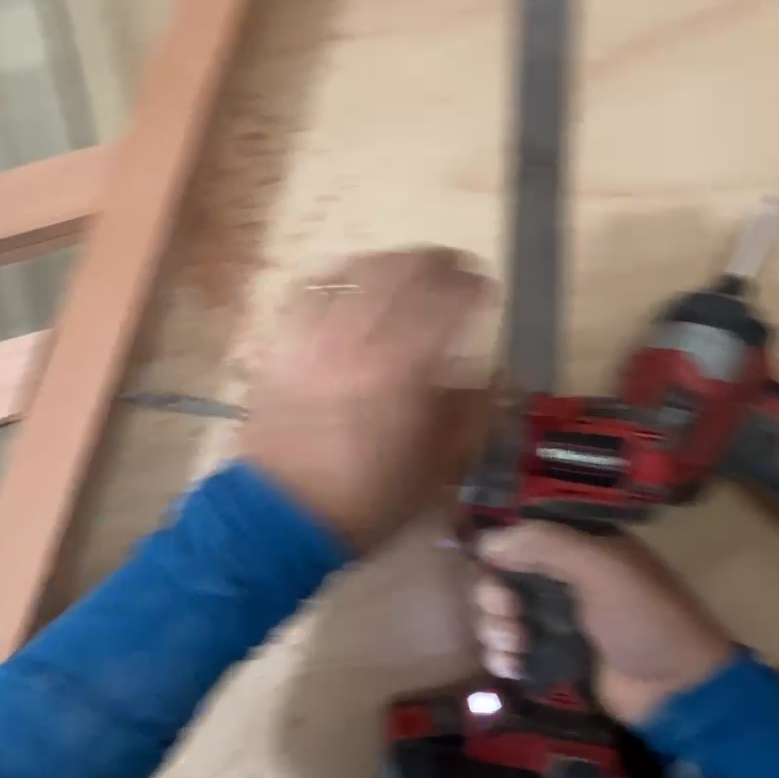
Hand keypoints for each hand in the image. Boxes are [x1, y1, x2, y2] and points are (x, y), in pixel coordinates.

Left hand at [240, 247, 492, 552]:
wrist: (281, 515)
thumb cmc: (367, 499)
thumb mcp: (436, 469)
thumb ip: (470, 414)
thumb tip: (496, 375)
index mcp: (404, 370)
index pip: (445, 300)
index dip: (471, 285)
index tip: (484, 287)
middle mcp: (358, 340)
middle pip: (399, 271)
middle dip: (433, 262)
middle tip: (451, 269)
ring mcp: (313, 338)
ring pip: (354, 273)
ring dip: (387, 262)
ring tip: (404, 272)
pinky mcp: (281, 346)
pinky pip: (306, 292)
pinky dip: (334, 277)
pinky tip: (348, 284)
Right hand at [475, 522, 735, 724]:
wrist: (680, 692)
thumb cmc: (646, 619)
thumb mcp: (602, 568)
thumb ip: (546, 545)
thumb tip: (485, 542)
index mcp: (574, 545)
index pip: (516, 536)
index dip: (496, 552)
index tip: (495, 572)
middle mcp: (557, 576)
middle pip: (498, 576)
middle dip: (492, 597)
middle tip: (509, 617)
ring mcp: (551, 617)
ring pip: (496, 613)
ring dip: (493, 629)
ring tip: (512, 650)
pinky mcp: (548, 655)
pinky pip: (505, 648)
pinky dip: (499, 656)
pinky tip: (510, 667)